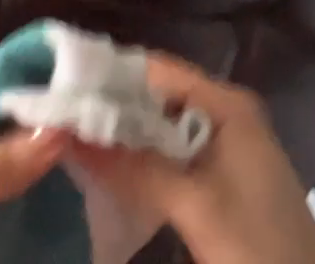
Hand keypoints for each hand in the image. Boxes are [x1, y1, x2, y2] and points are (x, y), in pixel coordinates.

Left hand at [0, 65, 67, 263]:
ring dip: (19, 146)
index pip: (10, 72)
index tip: (88, 117)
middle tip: (84, 149)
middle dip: (38, 122)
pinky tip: (21, 185)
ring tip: (64, 169)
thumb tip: (64, 128)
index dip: (49, 93)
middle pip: (1, 97)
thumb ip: (11, 159)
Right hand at [70, 54, 314, 263]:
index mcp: (226, 104)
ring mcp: (221, 145)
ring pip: (155, 125)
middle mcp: (223, 113)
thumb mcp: (193, 204)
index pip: (153, 69)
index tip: (56, 82)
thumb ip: (131, 165)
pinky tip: (103, 166)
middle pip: (152, 95)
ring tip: (67, 134)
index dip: (105, 73)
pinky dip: (135, 157)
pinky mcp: (217, 176)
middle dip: (106, 104)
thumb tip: (63, 132)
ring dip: (118, 133)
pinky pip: (166, 152)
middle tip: (55, 112)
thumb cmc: (259, 245)